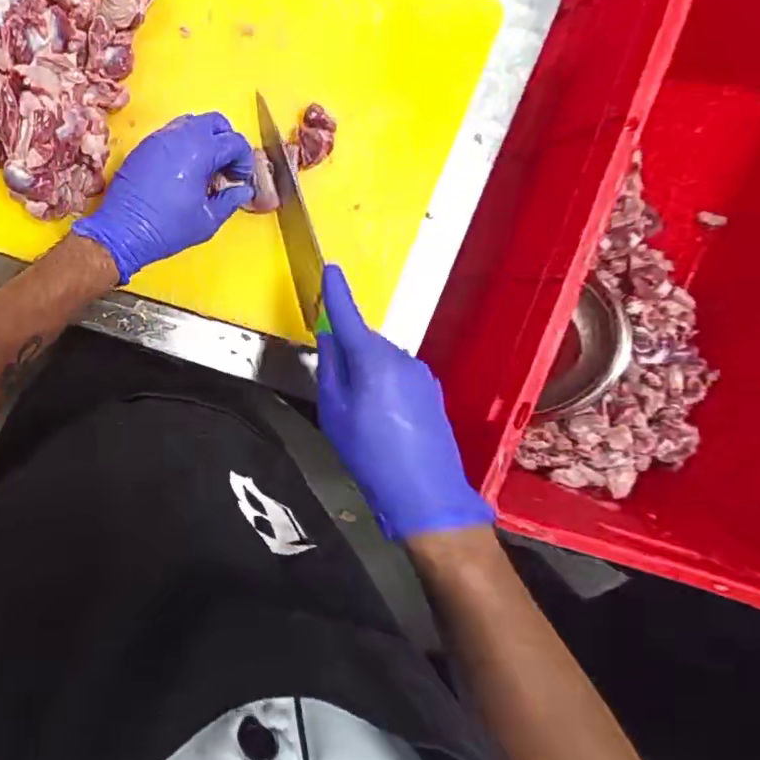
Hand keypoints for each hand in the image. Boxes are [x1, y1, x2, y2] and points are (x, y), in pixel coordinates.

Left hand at [71, 112, 255, 283]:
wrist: (121, 234)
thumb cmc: (165, 229)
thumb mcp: (206, 221)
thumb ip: (229, 201)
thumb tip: (241, 191)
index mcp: (199, 150)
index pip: (234, 141)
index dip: (243, 161)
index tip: (239, 180)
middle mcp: (178, 136)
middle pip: (213, 122)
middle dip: (225, 141)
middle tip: (225, 168)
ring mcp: (156, 140)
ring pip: (189, 124)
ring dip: (202, 141)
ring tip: (203, 170)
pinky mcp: (141, 149)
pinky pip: (168, 136)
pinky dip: (181, 146)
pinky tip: (181, 172)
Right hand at [316, 265, 492, 539]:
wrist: (424, 491)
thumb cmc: (368, 451)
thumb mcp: (334, 411)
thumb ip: (329, 370)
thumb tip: (329, 339)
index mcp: (374, 361)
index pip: (349, 318)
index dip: (337, 294)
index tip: (330, 269)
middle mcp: (402, 359)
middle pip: (365, 342)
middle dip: (346, 351)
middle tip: (330, 384)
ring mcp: (421, 375)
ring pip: (381, 360)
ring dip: (363, 371)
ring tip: (352, 411)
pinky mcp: (430, 392)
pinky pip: (396, 376)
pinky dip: (379, 384)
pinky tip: (375, 416)